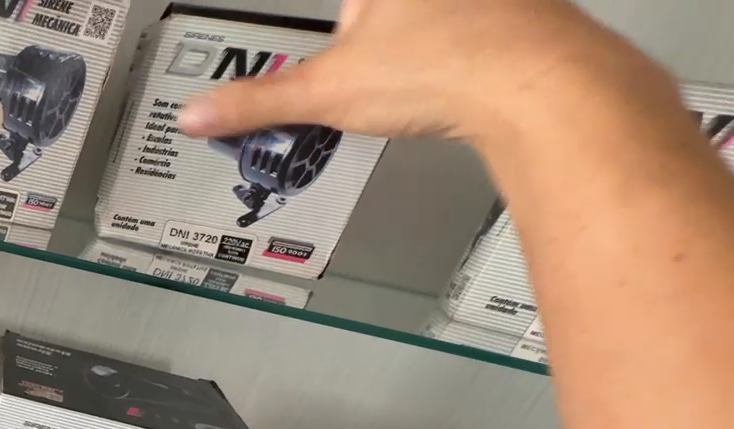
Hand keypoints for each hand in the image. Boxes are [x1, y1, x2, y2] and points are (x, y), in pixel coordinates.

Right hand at [178, 0, 671, 148]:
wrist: (535, 84)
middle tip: (348, 60)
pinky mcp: (513, 10)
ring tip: (388, 74)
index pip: (341, 3)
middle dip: (358, 27)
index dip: (336, 19)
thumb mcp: (321, 91)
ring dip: (403, 34)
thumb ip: (254, 104)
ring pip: (420, 13)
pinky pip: (461, 21)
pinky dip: (442, 42)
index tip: (329, 44)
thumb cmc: (444, 66)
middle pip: (371, 9)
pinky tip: (431, 74)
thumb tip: (198, 112)